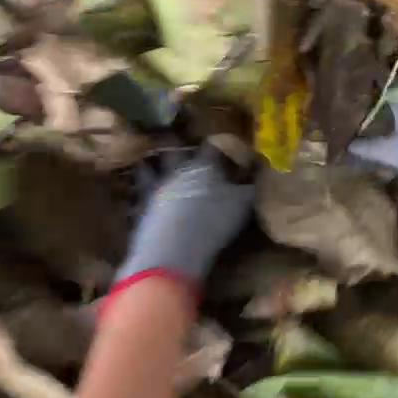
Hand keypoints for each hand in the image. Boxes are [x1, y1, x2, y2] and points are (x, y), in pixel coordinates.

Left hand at [114, 149, 253, 290]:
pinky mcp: (138, 210)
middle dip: (177, 146)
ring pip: (148, 169)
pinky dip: (138, 194)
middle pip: (174, 150)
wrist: (172, 253)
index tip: (226, 147)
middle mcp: (176, 171)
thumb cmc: (212, 223)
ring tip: (151, 164)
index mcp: (203, 165)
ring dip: (150, 165)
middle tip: (181, 146)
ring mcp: (154, 189)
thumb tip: (262, 172)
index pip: (211, 145)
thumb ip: (251, 187)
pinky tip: (141, 197)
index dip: (219, 144)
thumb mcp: (242, 205)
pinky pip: (136, 196)